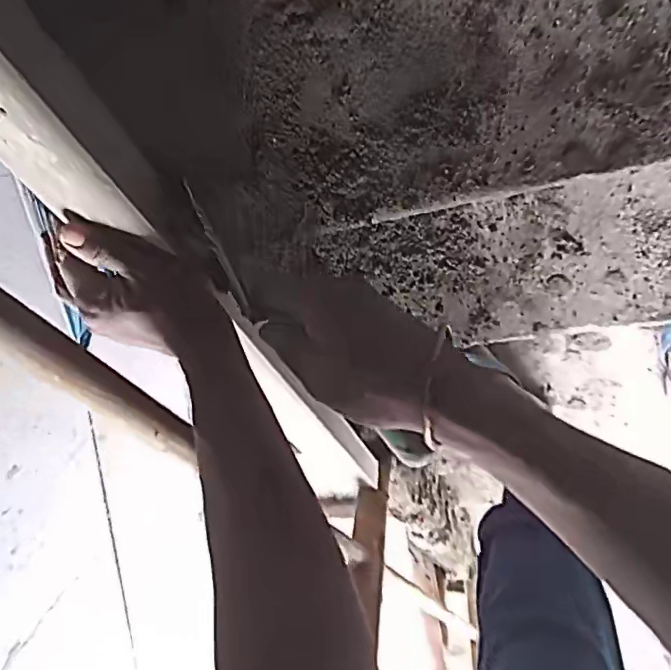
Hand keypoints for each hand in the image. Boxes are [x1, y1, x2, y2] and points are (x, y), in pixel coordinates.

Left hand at [49, 217, 226, 352]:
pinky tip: (105, 274)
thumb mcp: (141, 264)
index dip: (61, 236)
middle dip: (59, 256)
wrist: (205, 342)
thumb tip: (69, 233)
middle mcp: (92, 316)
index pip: (65, 261)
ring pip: (81, 292)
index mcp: (91, 300)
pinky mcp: (124, 328)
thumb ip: (102, 247)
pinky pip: (100, 301)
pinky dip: (95, 283)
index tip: (61, 218)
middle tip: (55, 233)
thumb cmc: (181, 304)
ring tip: (78, 249)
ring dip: (76, 270)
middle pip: (66, 281)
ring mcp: (108, 326)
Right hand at [247, 270, 449, 431]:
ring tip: (294, 351)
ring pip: (313, 300)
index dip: (243, 295)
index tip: (233, 308)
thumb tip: (266, 328)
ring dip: (298, 318)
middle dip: (271, 309)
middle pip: (289, 289)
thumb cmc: (378, 385)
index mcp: (314, 297)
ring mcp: (359, 294)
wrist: (437, 388)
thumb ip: (281, 344)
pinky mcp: (376, 307)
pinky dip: (322, 323)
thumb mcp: (313, 374)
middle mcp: (336, 286)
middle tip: (262, 338)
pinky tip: (324, 350)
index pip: (263, 282)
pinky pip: (335, 308)